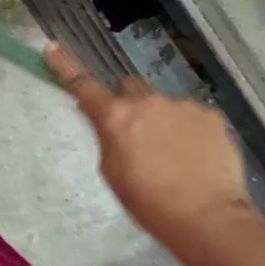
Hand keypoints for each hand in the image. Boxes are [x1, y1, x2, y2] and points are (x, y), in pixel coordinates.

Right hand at [46, 43, 250, 239]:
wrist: (208, 218)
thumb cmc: (150, 203)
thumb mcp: (113, 173)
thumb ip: (107, 138)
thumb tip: (104, 120)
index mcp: (117, 118)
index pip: (84, 85)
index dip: (66, 66)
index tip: (52, 47)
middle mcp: (148, 102)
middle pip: (130, 89)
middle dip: (129, 105)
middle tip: (136, 135)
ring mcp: (183, 106)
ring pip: (163, 104)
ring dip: (162, 120)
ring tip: (174, 156)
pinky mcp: (211, 115)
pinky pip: (191, 116)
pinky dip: (189, 131)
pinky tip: (196, 157)